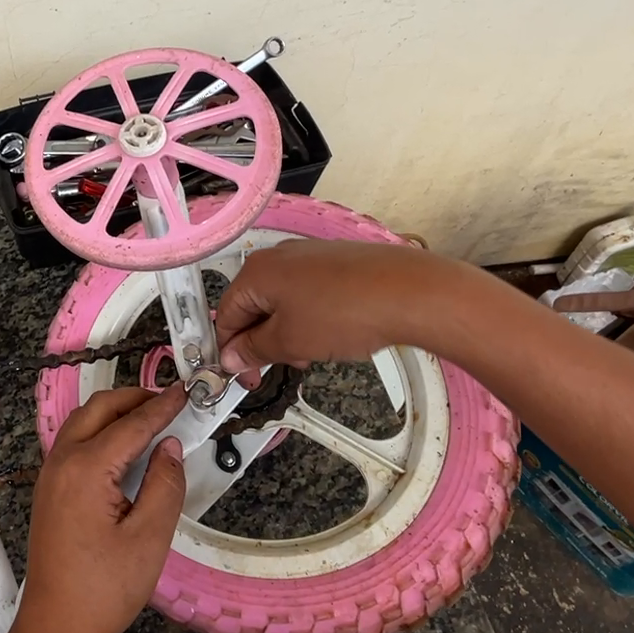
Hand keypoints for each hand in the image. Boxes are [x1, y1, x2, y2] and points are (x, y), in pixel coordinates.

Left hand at [0, 386, 187, 632]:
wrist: (58, 623)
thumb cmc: (101, 589)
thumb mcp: (148, 539)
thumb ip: (164, 486)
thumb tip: (170, 448)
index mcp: (85, 469)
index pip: (131, 424)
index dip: (161, 407)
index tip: (183, 394)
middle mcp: (62, 461)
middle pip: (100, 409)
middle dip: (135, 398)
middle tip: (167, 401)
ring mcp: (51, 473)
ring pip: (83, 420)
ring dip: (115, 411)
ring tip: (148, 417)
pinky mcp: (49, 487)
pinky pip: (74, 440)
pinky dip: (100, 429)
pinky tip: (121, 445)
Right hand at [216, 238, 497, 375]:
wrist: (409, 292)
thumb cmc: (342, 315)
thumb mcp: (291, 342)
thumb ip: (253, 351)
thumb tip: (229, 357)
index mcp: (255, 272)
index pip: (224, 314)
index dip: (230, 350)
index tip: (244, 378)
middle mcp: (275, 256)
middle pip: (252, 305)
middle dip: (262, 340)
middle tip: (284, 366)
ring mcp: (306, 255)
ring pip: (280, 299)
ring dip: (286, 330)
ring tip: (313, 352)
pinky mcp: (333, 260)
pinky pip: (305, 290)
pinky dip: (308, 315)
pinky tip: (332, 332)